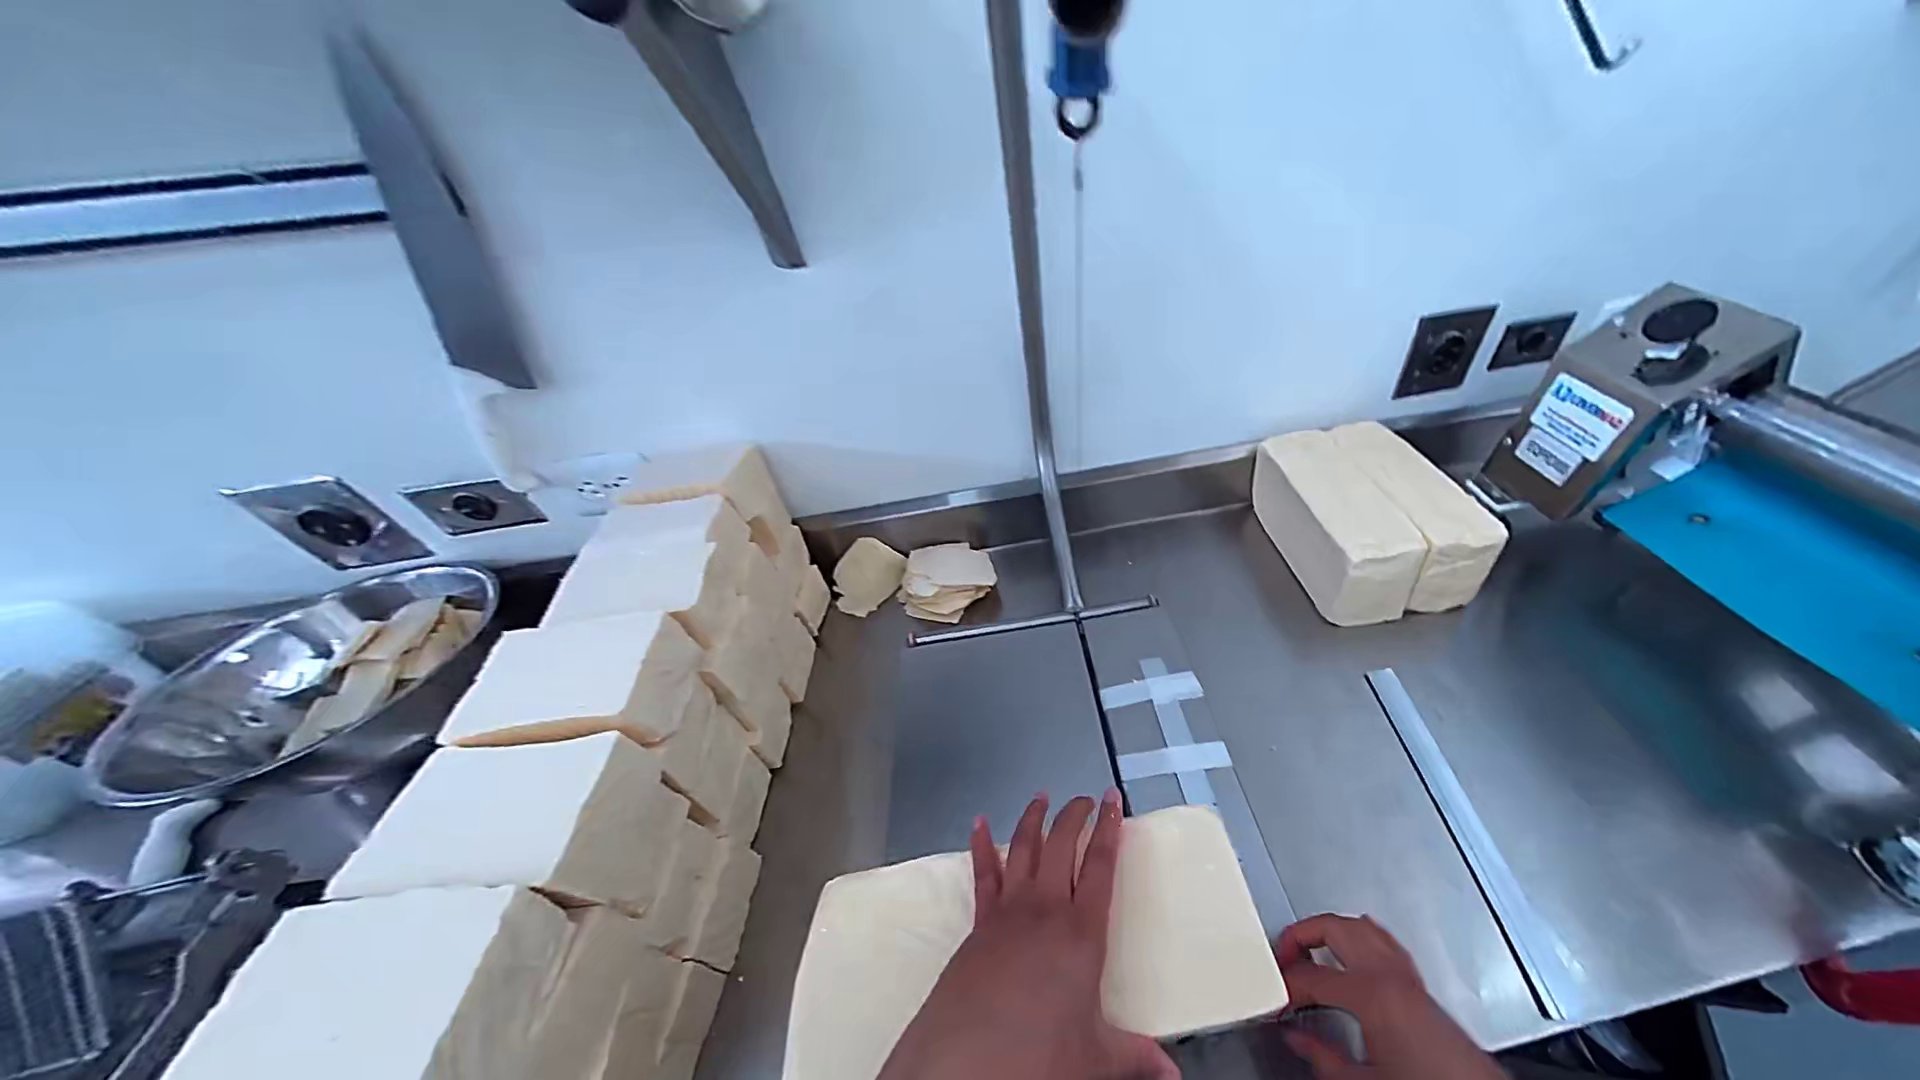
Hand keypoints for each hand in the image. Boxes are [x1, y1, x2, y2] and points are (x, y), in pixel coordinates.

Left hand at [877, 791, 1177, 1079]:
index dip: (1108, 829)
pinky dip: (980, 846)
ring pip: (1022, 848)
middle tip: (1085, 798)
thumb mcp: (1097, 1058)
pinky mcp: (979, 921)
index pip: (1100, 866)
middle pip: (1061, 845)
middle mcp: (1044, 909)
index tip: (1112, 800)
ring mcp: (1008, 910)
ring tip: (1041, 797)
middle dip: (1074, 816)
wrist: (968, 1061)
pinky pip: (982, 873)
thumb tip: (1170, 1073)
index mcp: (1081, 932)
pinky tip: (978, 825)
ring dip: (1032, 819)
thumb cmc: (1039, 1055)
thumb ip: (1134, 1055)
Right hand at [1277, 914, 1504, 1079]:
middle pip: (1330, 928)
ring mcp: (1406, 976)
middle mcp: (1388, 975)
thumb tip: (1298, 1037)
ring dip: (1327, 930)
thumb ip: (1323, 1055)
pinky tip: (1352, 946)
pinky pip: (1382, 939)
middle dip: (1299, 936)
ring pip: (1357, 925)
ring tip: (1310, 947)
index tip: (1279, 998)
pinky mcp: (1419, 984)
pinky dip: (1359, 934)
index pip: (1310, 976)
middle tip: (1284, 956)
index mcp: (1370, 995)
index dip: (1287, 985)